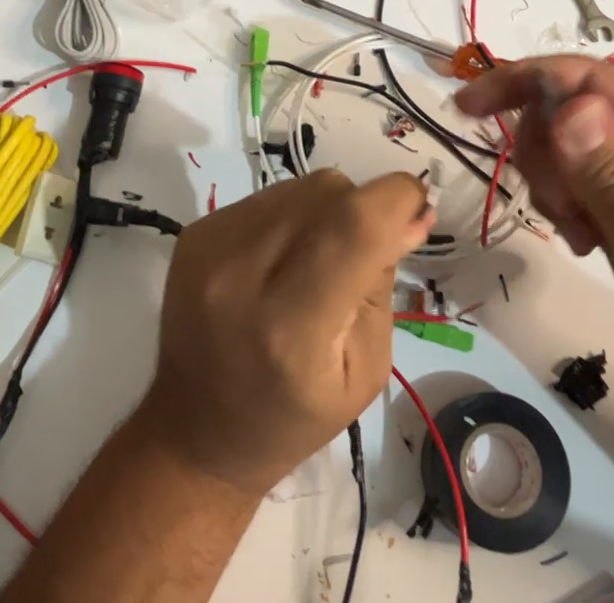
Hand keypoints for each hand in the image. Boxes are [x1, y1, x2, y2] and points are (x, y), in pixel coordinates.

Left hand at [136, 168, 434, 496]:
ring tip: (317, 261)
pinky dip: (293, 217)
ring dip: (327, 211)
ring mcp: (212, 247)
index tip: (418, 212)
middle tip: (364, 253)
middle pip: (329, 192)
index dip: (397, 201)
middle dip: (365, 209)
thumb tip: (411, 215)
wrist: (195, 428)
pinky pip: (269, 196)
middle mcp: (243, 274)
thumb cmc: (292, 416)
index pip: (355, 226)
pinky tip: (283, 260)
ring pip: (301, 186)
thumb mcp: (364, 371)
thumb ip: (382, 285)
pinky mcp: (196, 232)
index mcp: (293, 326)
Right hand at [455, 56, 613, 425]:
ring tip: (579, 234)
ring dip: (553, 183)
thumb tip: (566, 105)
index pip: (588, 79)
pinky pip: (578, 182)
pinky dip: (565, 206)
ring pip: (566, 146)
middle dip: (543, 150)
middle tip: (562, 212)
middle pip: (569, 108)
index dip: (524, 81)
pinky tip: (585, 243)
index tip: (466, 109)